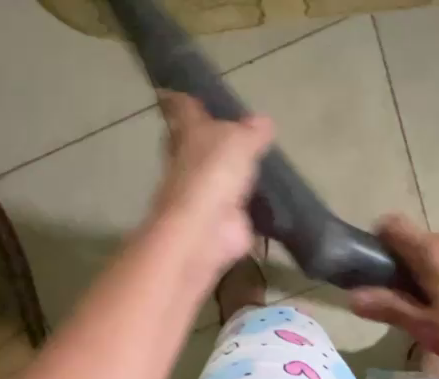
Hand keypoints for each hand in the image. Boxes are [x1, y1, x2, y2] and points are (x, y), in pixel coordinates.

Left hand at [150, 92, 273, 277]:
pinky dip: (246, 202)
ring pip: (216, 174)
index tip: (174, 90)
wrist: (207, 228)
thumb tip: (264, 122)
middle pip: (197, 143)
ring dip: (229, 170)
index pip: (183, 109)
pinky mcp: (222, 219)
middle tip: (227, 127)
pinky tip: (262, 196)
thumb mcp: (239, 140)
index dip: (181, 99)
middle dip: (207, 136)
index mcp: (188, 132)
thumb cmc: (213, 172)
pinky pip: (236, 204)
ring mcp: (205, 193)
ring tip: (253, 158)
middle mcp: (190, 161)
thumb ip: (253, 131)